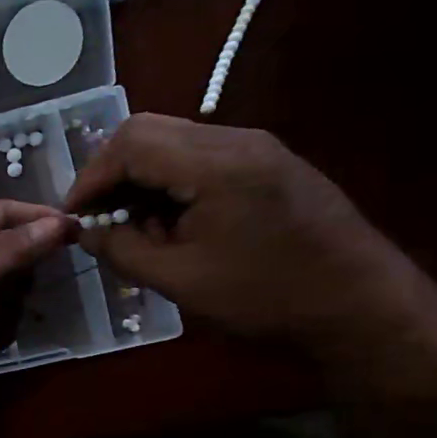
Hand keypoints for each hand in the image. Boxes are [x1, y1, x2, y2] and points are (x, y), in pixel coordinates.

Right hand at [66, 115, 425, 347]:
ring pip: (171, 140)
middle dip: (110, 173)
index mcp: (218, 164)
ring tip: (132, 226)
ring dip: (138, 177)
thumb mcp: (180, 280)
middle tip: (96, 217)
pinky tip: (167, 221)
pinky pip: (198, 156)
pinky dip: (167, 181)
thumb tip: (86, 230)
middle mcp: (237, 140)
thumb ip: (122, 249)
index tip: (74, 217)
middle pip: (148, 131)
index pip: (131, 142)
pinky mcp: (266, 163)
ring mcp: (257, 148)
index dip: (91, 177)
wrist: (361, 306)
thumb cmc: (266, 296)